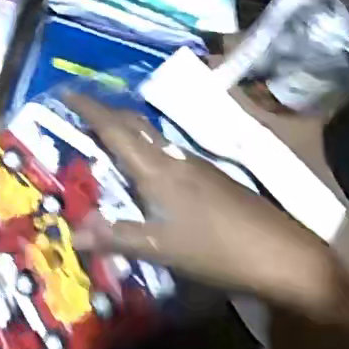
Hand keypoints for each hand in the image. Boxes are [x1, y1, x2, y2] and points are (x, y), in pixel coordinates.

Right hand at [62, 95, 348, 321]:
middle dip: (105, 113)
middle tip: (79, 112)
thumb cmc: (217, 250)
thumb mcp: (162, 249)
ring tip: (104, 138)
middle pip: (135, 125)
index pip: (117, 130)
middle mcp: (175, 159)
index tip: (66, 92)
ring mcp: (196, 167)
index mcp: (159, 170)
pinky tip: (144, 170)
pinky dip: (145, 150)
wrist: (282, 256)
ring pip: (152, 137)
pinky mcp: (210, 179)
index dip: (90, 109)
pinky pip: (167, 153)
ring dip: (126, 130)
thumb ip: (117, 237)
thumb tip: (74, 231)